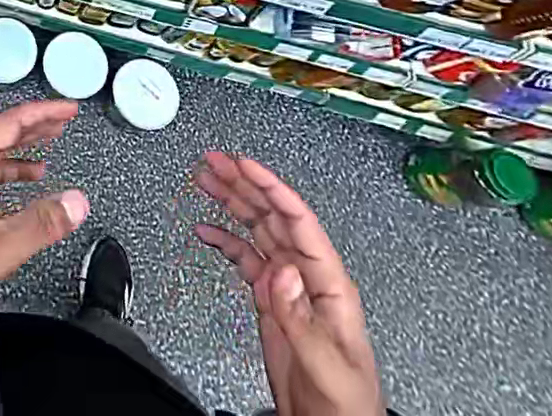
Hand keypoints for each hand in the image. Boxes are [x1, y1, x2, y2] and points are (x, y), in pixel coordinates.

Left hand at [0, 101, 90, 348]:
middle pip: (4, 128)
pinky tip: (29, 174)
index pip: (13, 120)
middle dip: (38, 122)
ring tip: (52, 138)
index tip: (68, 108)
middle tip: (65, 117)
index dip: (45, 111)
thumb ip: (44, 221)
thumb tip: (76, 202)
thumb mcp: (2, 246)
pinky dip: (12, 165)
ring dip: (26, 142)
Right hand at [194, 151, 382, 415]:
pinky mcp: (270, 299)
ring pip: (256, 228)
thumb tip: (280, 269)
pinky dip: (224, 240)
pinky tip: (206, 229)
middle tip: (215, 160)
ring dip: (232, 201)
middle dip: (243, 183)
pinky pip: (244, 257)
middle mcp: (305, 274)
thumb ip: (301, 316)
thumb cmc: (346, 405)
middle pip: (272, 214)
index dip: (270, 186)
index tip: (244, 164)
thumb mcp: (326, 363)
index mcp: (327, 281)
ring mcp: (287, 285)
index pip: (297, 219)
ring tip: (206, 178)